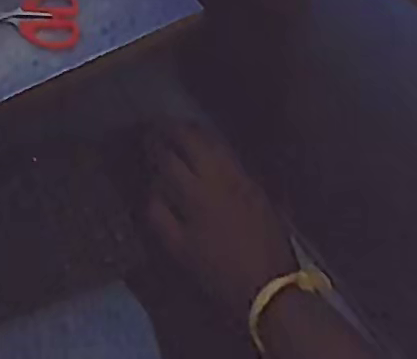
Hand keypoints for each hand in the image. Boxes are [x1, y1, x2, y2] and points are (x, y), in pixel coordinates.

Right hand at [144, 120, 297, 316]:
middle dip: (171, 128)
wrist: (272, 290)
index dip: (152, 143)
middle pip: (191, 138)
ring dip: (194, 131)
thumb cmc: (219, 271)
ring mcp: (239, 178)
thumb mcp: (179, 249)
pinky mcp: (255, 185)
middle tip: (159, 125)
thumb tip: (150, 186)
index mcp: (194, 193)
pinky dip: (214, 144)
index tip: (143, 137)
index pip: (166, 156)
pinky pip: (230, 154)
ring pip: (213, 141)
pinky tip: (207, 146)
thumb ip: (158, 213)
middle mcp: (216, 177)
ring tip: (181, 129)